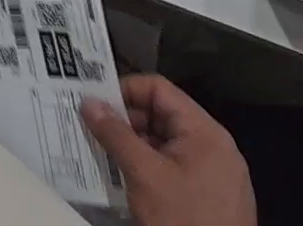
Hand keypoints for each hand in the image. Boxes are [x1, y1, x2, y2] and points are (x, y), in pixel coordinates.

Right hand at [82, 75, 255, 225]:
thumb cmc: (184, 219)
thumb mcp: (143, 174)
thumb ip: (114, 134)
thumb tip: (88, 102)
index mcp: (205, 133)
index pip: (159, 89)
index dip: (124, 89)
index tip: (95, 103)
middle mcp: (213, 146)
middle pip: (160, 113)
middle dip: (124, 118)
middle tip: (92, 127)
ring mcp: (213, 171)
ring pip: (163, 139)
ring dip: (132, 141)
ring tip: (102, 150)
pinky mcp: (208, 192)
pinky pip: (171, 162)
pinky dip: (145, 162)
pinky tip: (124, 174)